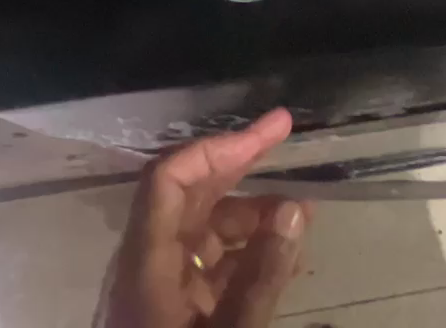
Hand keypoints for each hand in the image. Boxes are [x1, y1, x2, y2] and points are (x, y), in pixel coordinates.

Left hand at [99, 109, 310, 327]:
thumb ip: (261, 276)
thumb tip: (293, 210)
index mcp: (144, 266)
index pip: (168, 179)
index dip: (216, 148)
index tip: (268, 135)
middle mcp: (144, 268)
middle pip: (186, 195)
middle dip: (239, 164)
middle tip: (285, 135)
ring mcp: (155, 293)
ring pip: (201, 230)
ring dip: (251, 214)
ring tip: (301, 216)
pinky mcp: (168, 315)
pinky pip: (206, 265)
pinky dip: (244, 253)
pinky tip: (283, 261)